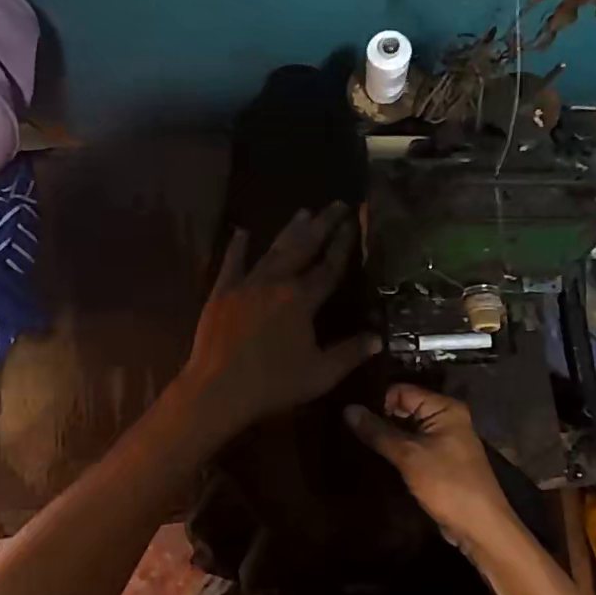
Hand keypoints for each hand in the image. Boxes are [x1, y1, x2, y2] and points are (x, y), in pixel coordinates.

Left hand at [178, 203, 377, 433]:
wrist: (218, 390)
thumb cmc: (272, 384)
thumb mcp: (320, 374)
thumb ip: (350, 353)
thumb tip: (377, 337)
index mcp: (302, 299)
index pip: (330, 265)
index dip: (345, 242)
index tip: (355, 220)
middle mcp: (276, 282)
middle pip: (304, 247)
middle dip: (323, 224)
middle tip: (336, 204)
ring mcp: (246, 283)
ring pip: (273, 250)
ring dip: (290, 230)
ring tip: (304, 211)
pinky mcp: (222, 291)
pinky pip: (231, 262)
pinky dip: (237, 246)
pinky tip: (242, 231)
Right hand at [344, 385, 517, 547]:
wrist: (481, 528)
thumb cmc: (447, 484)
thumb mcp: (409, 456)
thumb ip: (378, 432)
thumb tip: (348, 410)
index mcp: (445, 408)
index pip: (402, 391)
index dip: (377, 400)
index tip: (351, 413)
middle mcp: (446, 418)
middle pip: (404, 408)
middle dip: (379, 418)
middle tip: (346, 426)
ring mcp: (444, 440)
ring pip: (407, 429)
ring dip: (386, 436)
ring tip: (353, 439)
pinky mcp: (440, 461)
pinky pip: (413, 447)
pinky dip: (396, 450)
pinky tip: (372, 455)